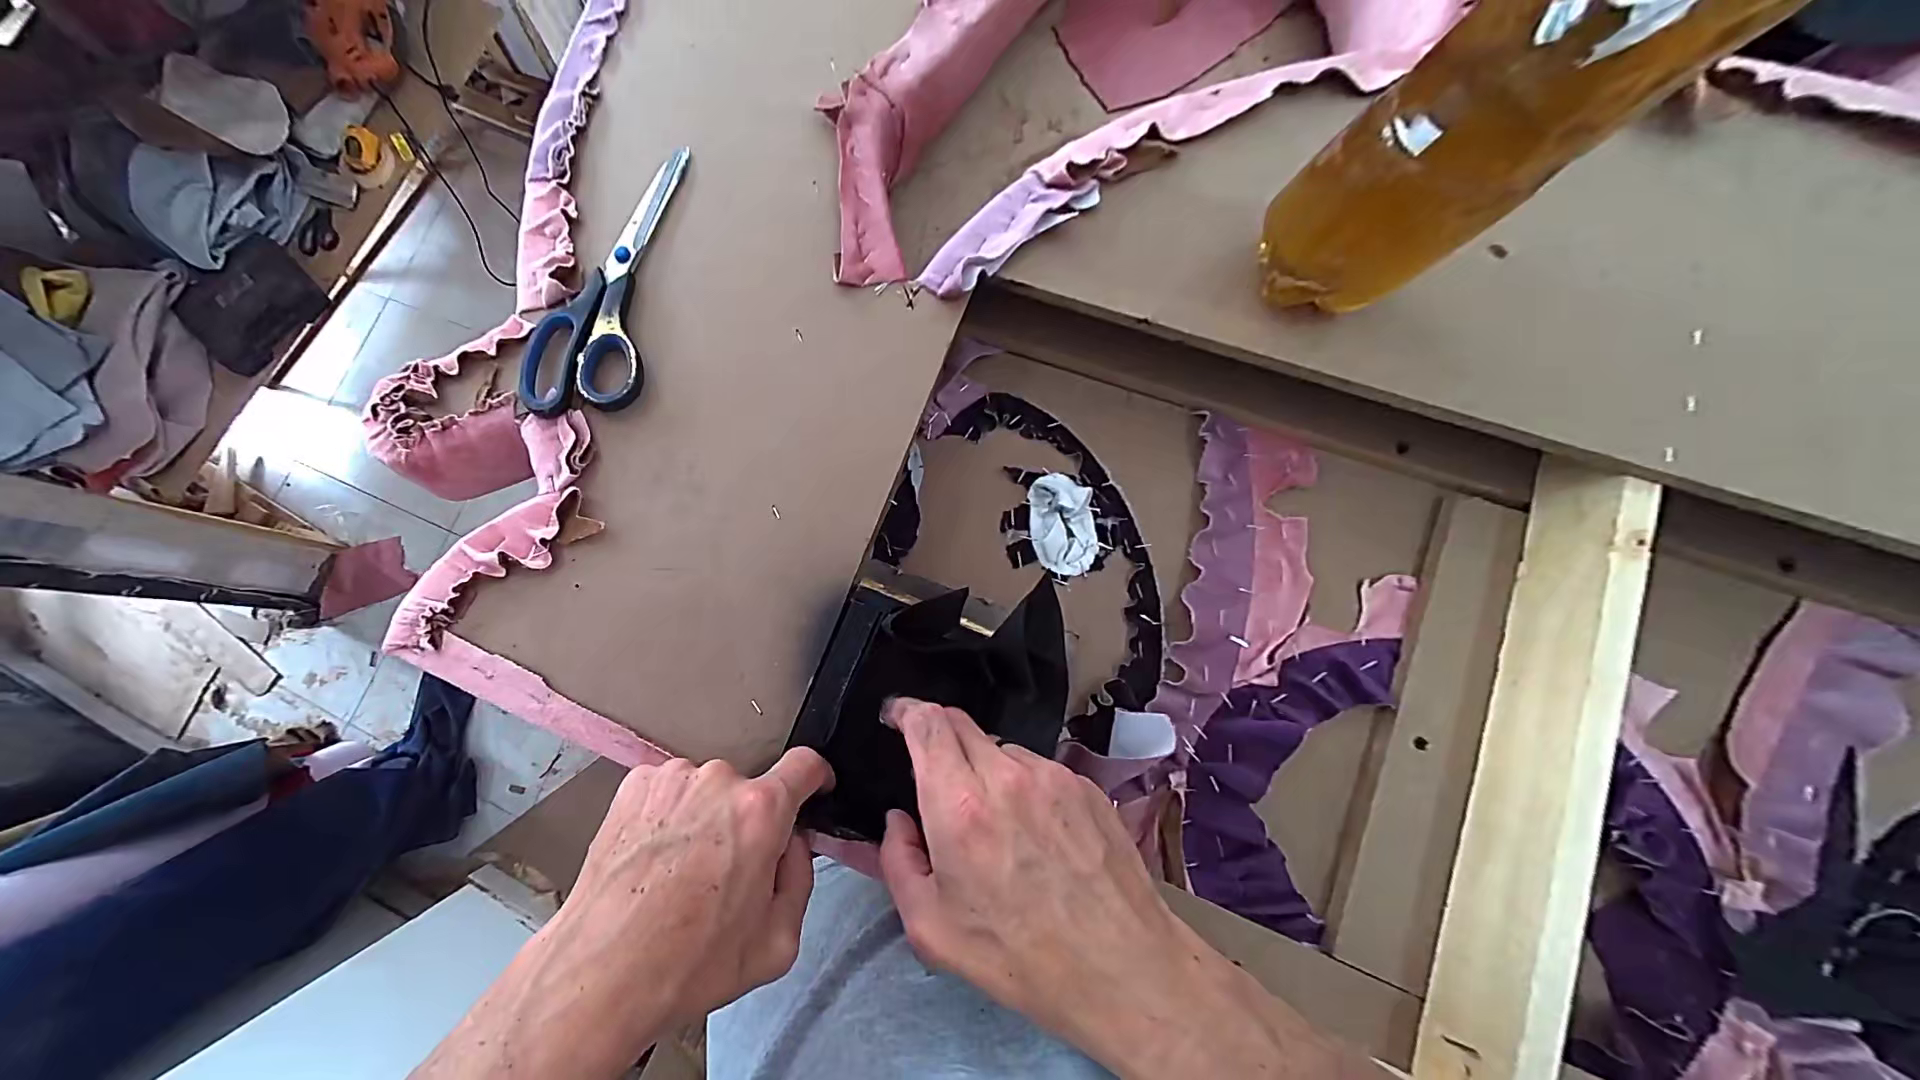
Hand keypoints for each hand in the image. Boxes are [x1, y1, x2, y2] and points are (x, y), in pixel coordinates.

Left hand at [558, 749, 832, 1021]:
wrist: (597, 979)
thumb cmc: (683, 964)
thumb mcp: (777, 941)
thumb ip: (802, 877)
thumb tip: (795, 846)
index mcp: (761, 811)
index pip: (806, 764)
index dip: (816, 777)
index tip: (813, 788)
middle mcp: (718, 782)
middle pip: (753, 788)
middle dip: (750, 821)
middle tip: (728, 870)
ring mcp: (672, 779)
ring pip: (710, 789)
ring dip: (707, 817)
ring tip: (682, 870)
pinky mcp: (635, 787)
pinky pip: (671, 790)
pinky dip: (671, 814)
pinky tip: (657, 857)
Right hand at [877, 698, 1370, 1078]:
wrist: (1131, 975)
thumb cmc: (1029, 964)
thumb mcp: (940, 933)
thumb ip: (899, 864)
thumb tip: (888, 823)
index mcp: (967, 813)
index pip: (930, 726)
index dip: (907, 709)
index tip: (895, 713)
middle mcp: (1012, 779)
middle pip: (963, 725)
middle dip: (938, 734)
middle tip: (930, 768)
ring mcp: (1054, 777)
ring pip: (1001, 744)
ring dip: (982, 765)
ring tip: (987, 819)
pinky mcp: (1085, 785)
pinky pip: (1035, 764)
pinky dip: (1017, 779)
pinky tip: (1026, 828)